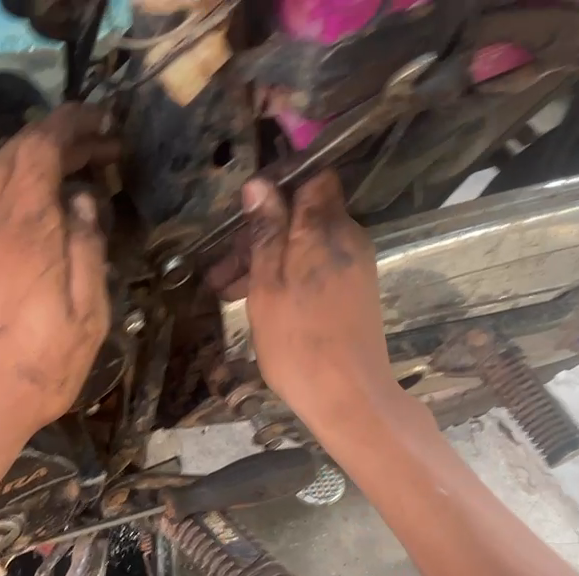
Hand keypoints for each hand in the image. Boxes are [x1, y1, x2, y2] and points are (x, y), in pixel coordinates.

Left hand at [0, 105, 115, 457]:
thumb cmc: (40, 372)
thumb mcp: (88, 318)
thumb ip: (87, 250)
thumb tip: (82, 202)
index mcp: (25, 232)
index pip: (41, 151)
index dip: (72, 126)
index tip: (102, 124)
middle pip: (13, 154)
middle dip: (54, 136)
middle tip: (93, 145)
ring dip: (22, 153)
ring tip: (59, 161)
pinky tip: (13, 190)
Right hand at [239, 172, 397, 421]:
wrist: (348, 395)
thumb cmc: (298, 343)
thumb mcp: (267, 286)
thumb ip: (265, 234)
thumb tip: (258, 185)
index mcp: (324, 230)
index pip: (313, 176)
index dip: (280, 182)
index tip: (245, 209)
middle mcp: (347, 237)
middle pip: (305, 214)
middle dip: (262, 233)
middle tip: (223, 269)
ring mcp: (355, 264)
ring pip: (307, 244)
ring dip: (269, 259)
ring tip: (230, 293)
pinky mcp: (356, 290)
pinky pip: (318, 266)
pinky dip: (289, 275)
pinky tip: (262, 303)